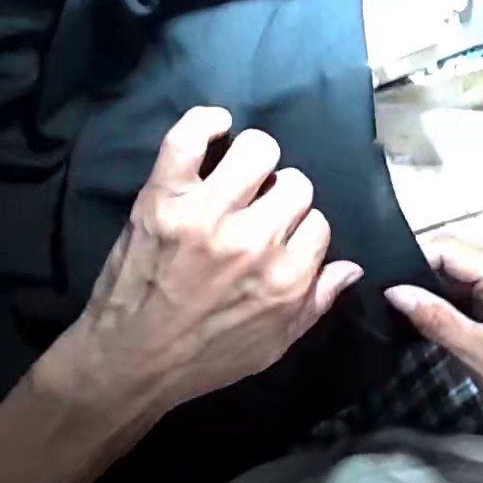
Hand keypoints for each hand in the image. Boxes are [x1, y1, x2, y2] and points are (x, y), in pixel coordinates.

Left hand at [41, 107, 363, 423]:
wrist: (130, 360)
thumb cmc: (205, 358)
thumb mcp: (274, 345)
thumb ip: (317, 303)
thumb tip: (352, 266)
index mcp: (285, 278)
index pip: (318, 223)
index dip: (301, 230)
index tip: (280, 239)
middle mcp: (252, 240)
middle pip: (295, 185)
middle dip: (282, 197)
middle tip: (257, 212)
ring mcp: (205, 214)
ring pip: (257, 152)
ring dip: (256, 161)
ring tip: (240, 178)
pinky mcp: (163, 198)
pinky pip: (187, 138)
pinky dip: (204, 123)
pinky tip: (216, 128)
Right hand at [383, 238, 482, 469]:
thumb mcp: (481, 357)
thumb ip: (436, 319)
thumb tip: (393, 290)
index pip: (448, 250)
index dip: (412, 263)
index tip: (382, 287)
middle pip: (454, 257)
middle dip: (420, 276)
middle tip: (386, 302)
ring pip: (460, 273)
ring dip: (434, 290)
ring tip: (402, 310)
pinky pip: (473, 289)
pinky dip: (451, 302)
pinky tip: (431, 318)